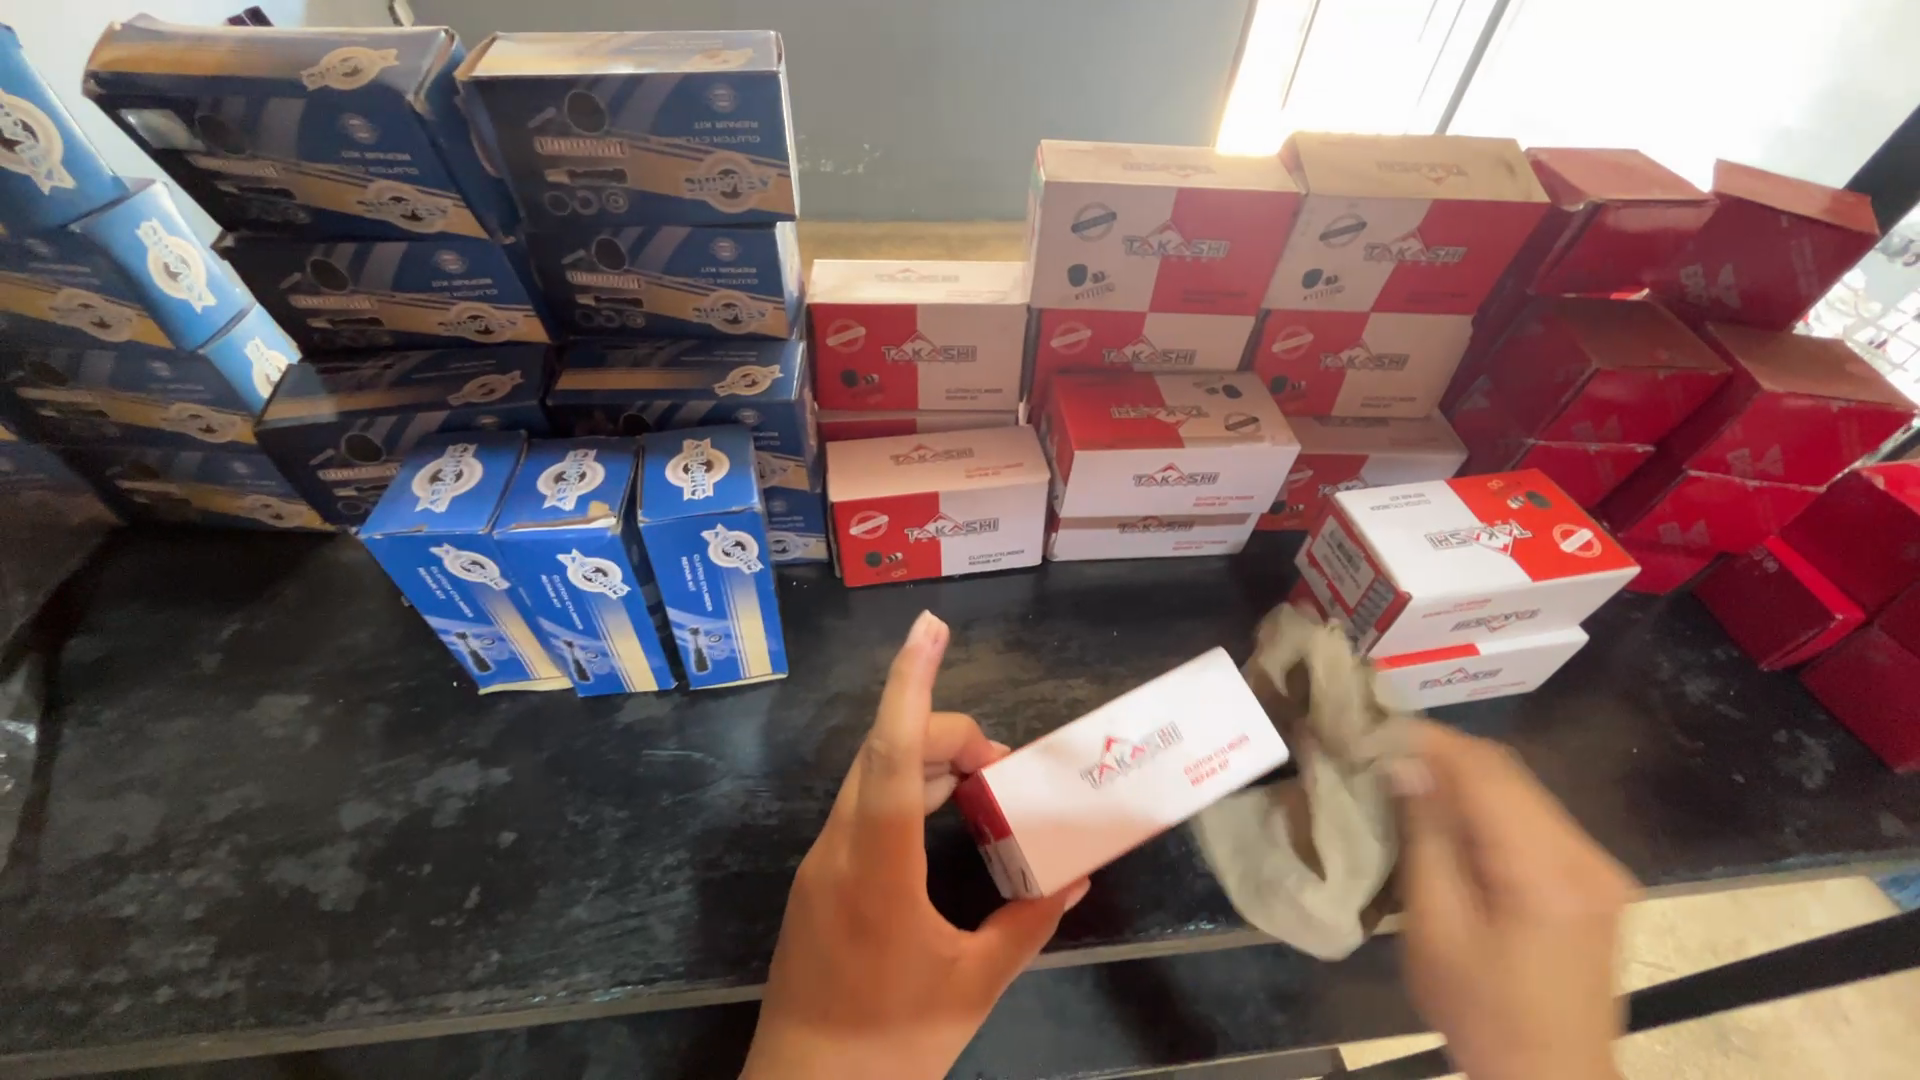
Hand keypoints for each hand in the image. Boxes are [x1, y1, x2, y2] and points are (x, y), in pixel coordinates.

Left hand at [740, 611, 1088, 1079]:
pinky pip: (864, 806)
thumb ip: (1026, 924)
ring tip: (981, 784)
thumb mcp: (972, 986)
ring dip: (925, 760)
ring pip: (872, 776)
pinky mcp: (819, 877)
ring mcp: (822, 860)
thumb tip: (1074, 879)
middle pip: (887, 752)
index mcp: (877, 865)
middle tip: (1001, 763)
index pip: (892, 751)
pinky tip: (940, 815)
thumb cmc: (891, 1045)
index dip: (912, 683)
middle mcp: (840, 846)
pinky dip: (905, 789)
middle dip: (944, 732)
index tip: (929, 628)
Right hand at [1395, 722, 1635, 1079]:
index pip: (1485, 772)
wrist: (1553, 1079)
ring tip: (1402, 772)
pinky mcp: (1592, 878)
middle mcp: (1586, 857)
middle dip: (1440, 751)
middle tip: (1379, 747)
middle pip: (1506, 772)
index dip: (1427, 739)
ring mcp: (1597, 867)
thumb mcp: (1434, 924)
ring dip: (1460, 773)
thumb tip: (1404, 765)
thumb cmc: (1481, 1009)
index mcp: (1547, 870)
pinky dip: (1483, 800)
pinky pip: (1530, 814)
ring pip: (1518, 787)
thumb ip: (1425, 836)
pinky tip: (1445, 811)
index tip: (1373, 725)